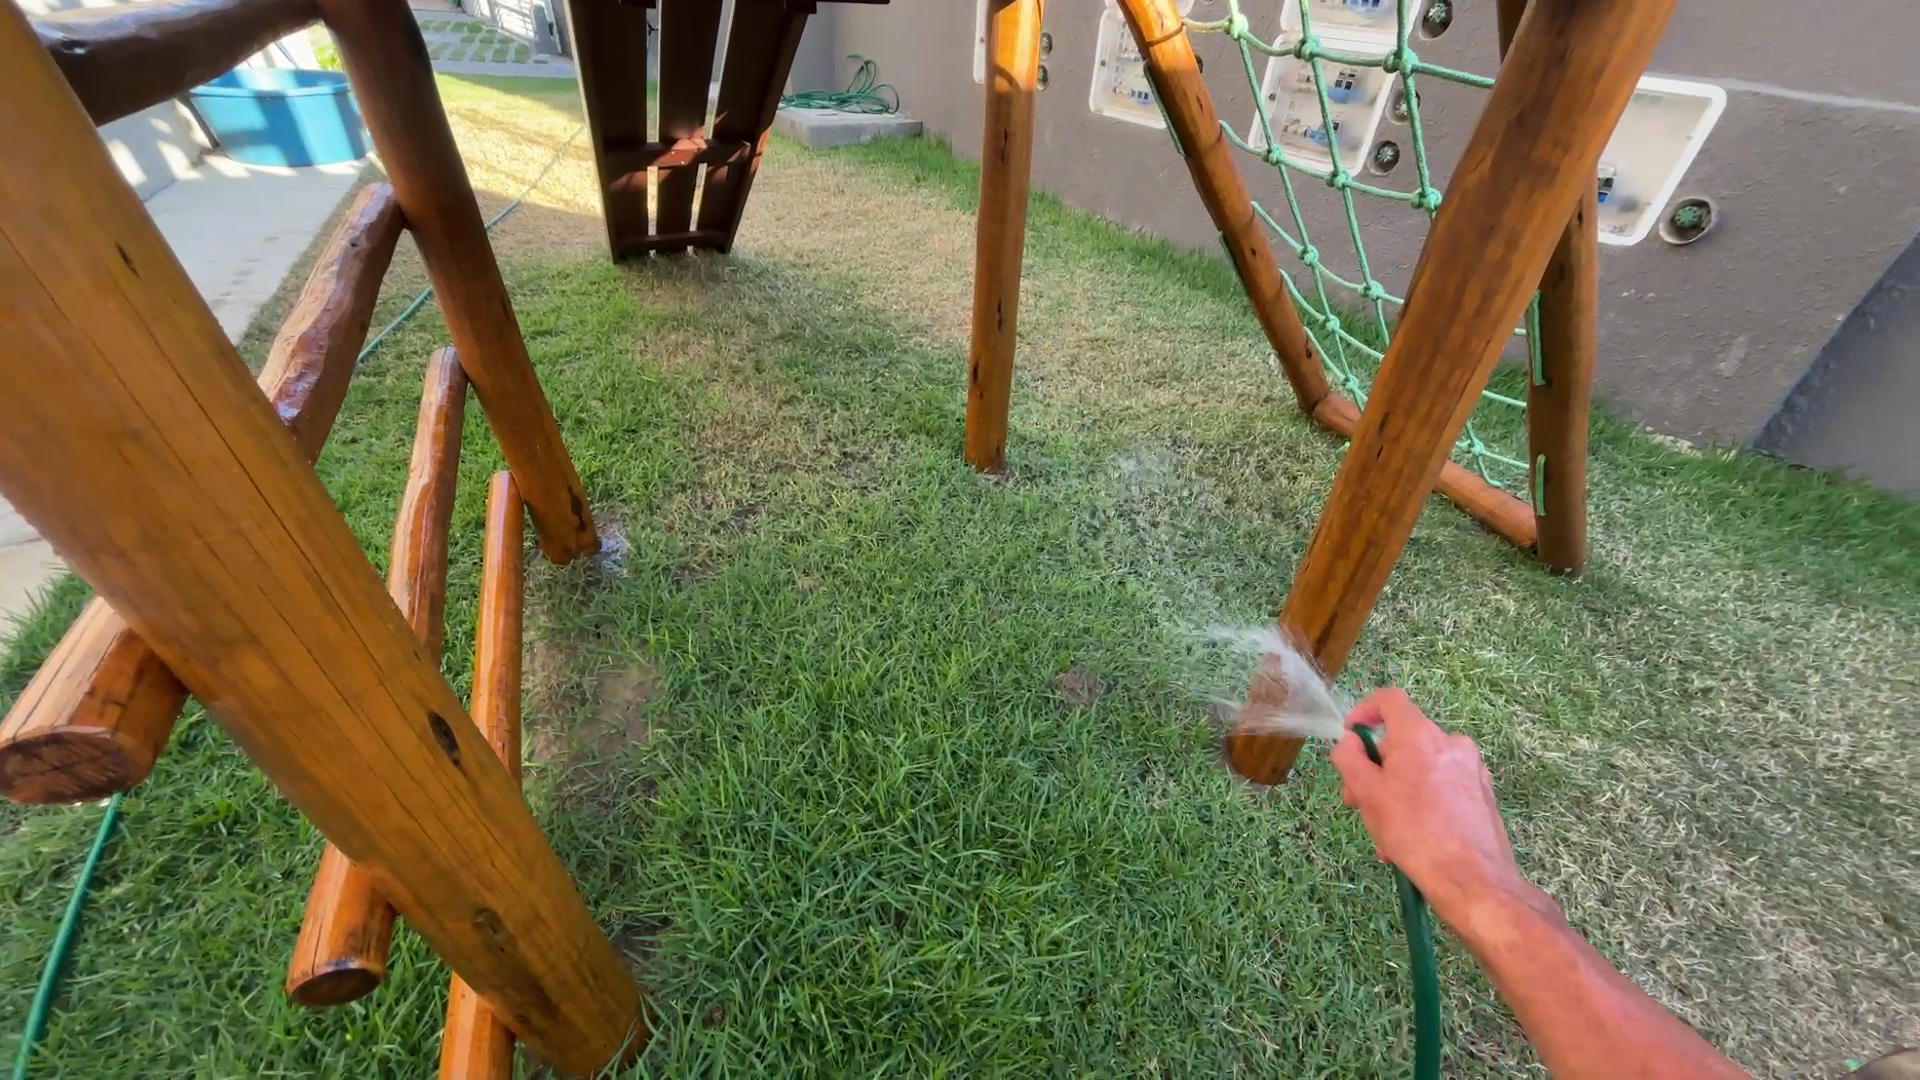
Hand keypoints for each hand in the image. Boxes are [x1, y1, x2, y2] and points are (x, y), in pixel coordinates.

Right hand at [1329, 688, 1527, 923]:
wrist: (1475, 882)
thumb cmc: (1413, 830)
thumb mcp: (1366, 792)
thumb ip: (1349, 758)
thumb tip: (1350, 742)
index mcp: (1421, 736)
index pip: (1389, 699)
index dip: (1364, 711)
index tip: (1350, 738)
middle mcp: (1451, 744)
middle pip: (1401, 740)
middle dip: (1374, 767)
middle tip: (1355, 799)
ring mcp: (1472, 770)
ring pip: (1419, 768)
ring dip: (1393, 790)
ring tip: (1381, 830)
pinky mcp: (1483, 796)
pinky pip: (1440, 787)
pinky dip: (1419, 802)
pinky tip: (1408, 838)